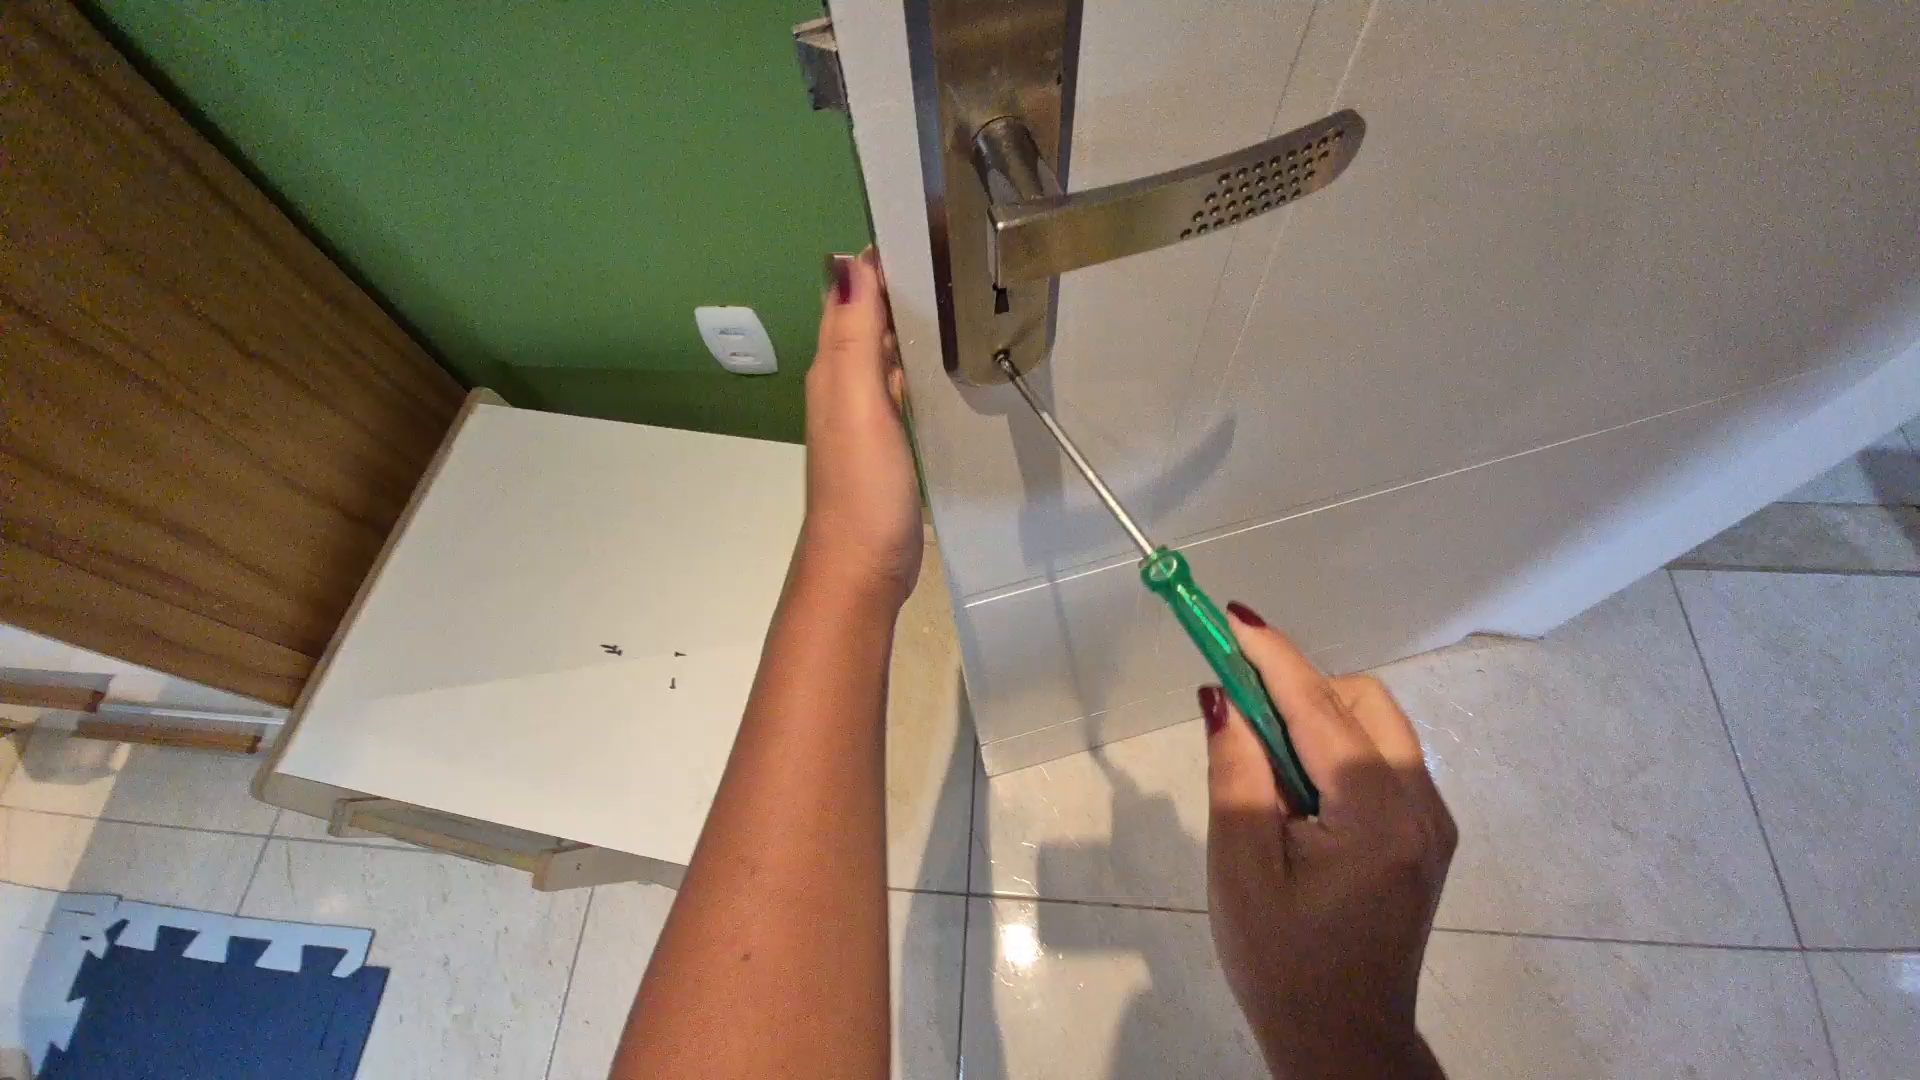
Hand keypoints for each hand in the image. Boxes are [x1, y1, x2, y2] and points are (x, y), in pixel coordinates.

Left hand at [797, 249, 921, 608]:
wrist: (863, 565)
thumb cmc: (862, 486)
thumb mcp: (856, 404)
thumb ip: (854, 337)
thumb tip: (848, 262)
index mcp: (834, 369)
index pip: (851, 296)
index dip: (878, 261)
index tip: (924, 224)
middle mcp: (845, 385)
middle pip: (869, 320)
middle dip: (900, 285)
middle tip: (957, 254)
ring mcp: (867, 416)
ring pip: (887, 353)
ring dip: (912, 324)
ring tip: (960, 295)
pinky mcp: (890, 443)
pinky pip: (903, 387)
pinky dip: (919, 366)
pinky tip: (947, 362)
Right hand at [1201, 603, 1455, 1079]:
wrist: (1341, 1040)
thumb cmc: (1278, 959)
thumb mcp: (1239, 863)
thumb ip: (1234, 770)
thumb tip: (1220, 695)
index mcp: (1377, 818)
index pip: (1317, 708)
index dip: (1269, 655)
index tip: (1229, 616)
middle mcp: (1421, 807)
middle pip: (1360, 701)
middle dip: (1294, 685)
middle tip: (1233, 701)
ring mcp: (1431, 820)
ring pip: (1374, 722)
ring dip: (1312, 711)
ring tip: (1258, 749)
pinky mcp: (1423, 832)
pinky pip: (1379, 754)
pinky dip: (1331, 741)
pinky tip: (1293, 777)